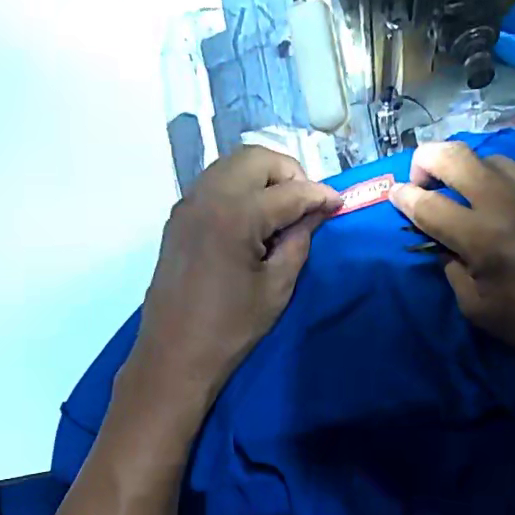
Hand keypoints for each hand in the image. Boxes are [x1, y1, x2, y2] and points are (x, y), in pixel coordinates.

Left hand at [127, 146, 341, 402]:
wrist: (174, 354)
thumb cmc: (231, 328)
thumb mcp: (276, 287)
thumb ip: (299, 240)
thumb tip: (317, 212)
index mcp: (236, 214)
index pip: (289, 191)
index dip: (319, 195)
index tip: (340, 203)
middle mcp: (208, 196)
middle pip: (257, 159)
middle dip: (288, 173)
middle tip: (307, 204)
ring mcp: (188, 204)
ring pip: (232, 166)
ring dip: (263, 177)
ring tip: (283, 210)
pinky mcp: (179, 218)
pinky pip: (215, 184)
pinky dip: (240, 188)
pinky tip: (253, 218)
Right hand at [389, 142, 514, 370]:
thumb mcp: (476, 308)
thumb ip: (452, 268)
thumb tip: (444, 243)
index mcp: (480, 237)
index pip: (426, 203)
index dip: (403, 197)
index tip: (396, 194)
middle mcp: (507, 201)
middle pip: (453, 155)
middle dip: (427, 161)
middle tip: (425, 178)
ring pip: (493, 161)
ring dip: (474, 175)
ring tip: (477, 196)